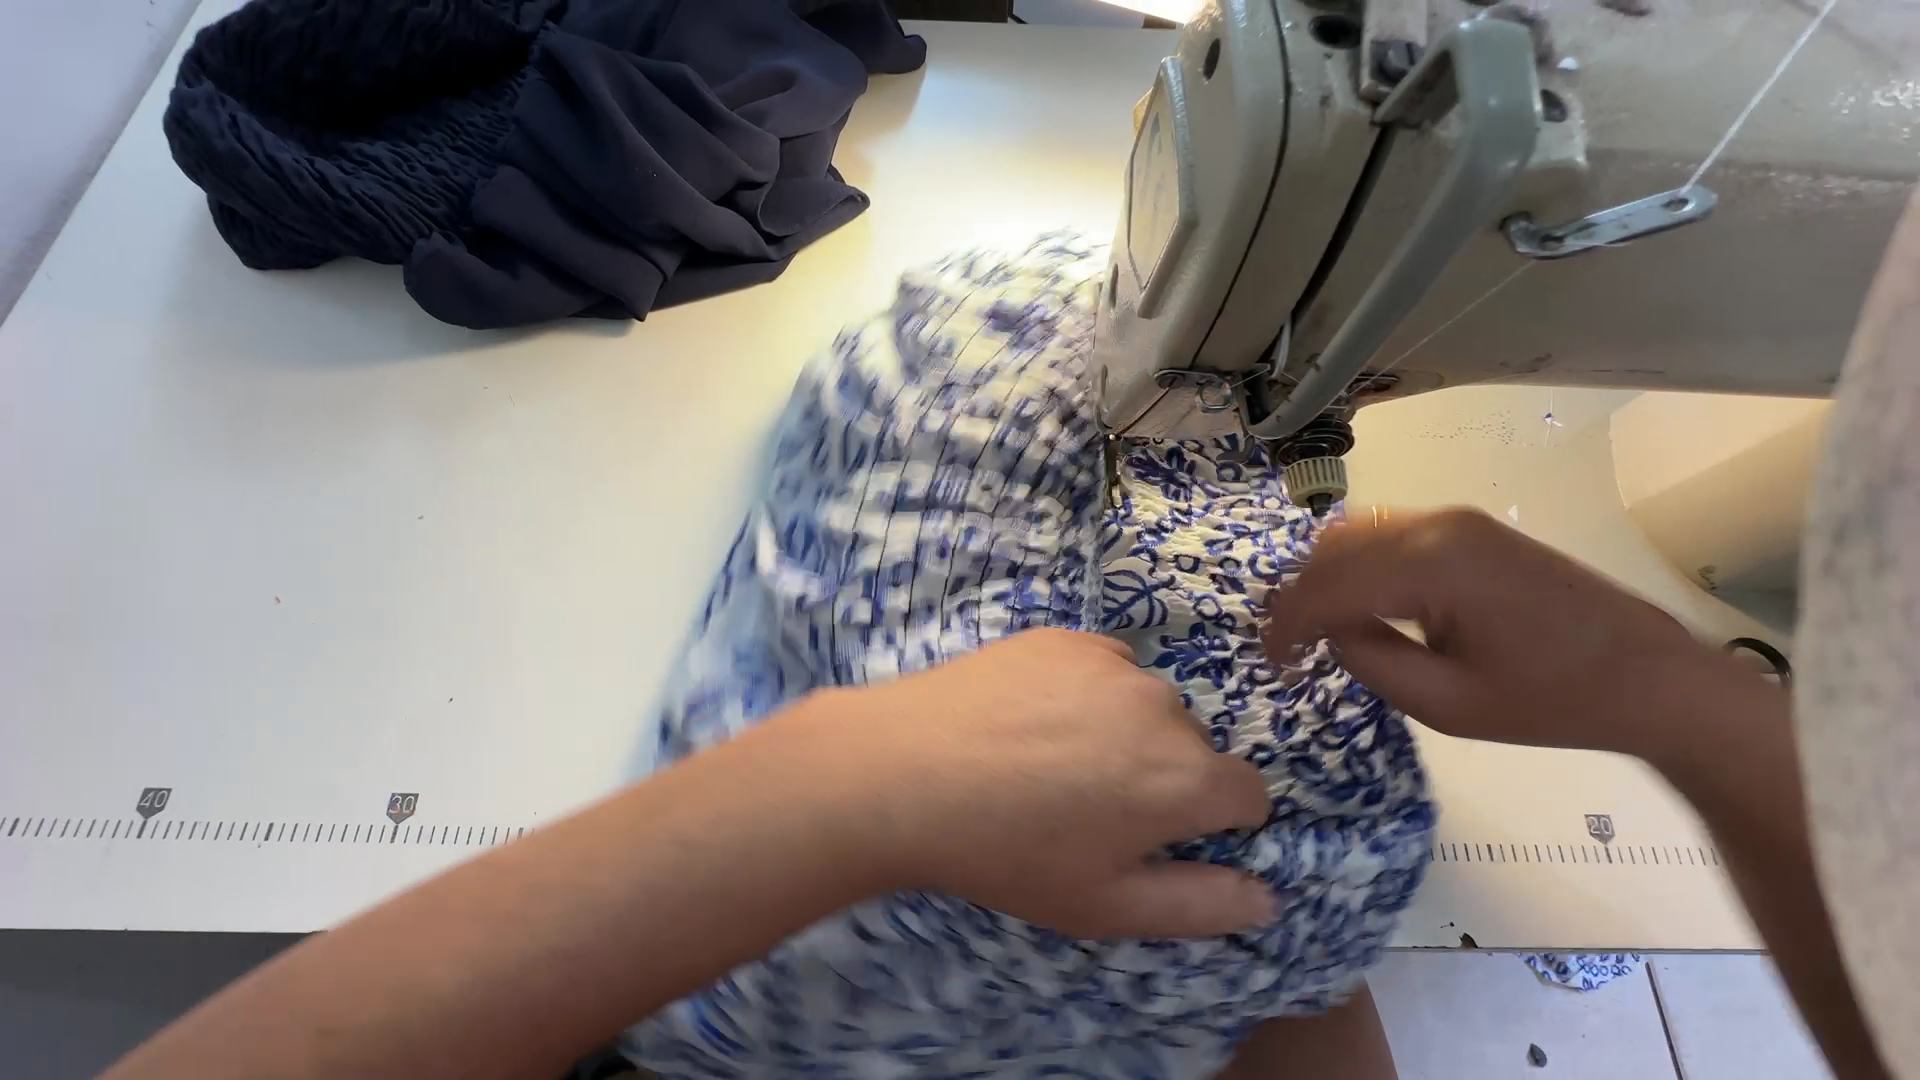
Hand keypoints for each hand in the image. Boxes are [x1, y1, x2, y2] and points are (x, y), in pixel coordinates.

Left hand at [760, 629, 1275, 939]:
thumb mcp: (1105, 905)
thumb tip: (1268, 897)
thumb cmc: (1008, 851)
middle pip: (1193, 745)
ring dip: (1125, 727)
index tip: (1157, 834)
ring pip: (1146, 702)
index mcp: (1185, 778)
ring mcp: (1110, 662)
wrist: (908, 771)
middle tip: (1087, 802)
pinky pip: (1103, 665)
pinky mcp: (1064, 636)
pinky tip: (1033, 715)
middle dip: (1163, 774)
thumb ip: (1200, 905)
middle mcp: (1163, 707)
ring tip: (1052, 757)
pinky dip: (1088, 689)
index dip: (1213, 821)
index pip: (1245, 795)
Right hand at [1262, 506, 1761, 765]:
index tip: (1271, 662)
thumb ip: (1369, 661)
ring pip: (1352, 536)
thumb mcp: (1446, 705)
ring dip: (1324, 579)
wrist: (1655, 679)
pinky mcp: (1468, 527)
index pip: (1325, 588)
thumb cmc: (1551, 702)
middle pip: (1330, 553)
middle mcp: (1435, 525)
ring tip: (1319, 627)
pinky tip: (1359, 601)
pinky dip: (1356, 564)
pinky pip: (1385, 534)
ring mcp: (1454, 519)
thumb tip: (1331, 632)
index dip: (1286, 626)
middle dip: (1298, 600)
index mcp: (1430, 566)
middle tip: (1289, 648)